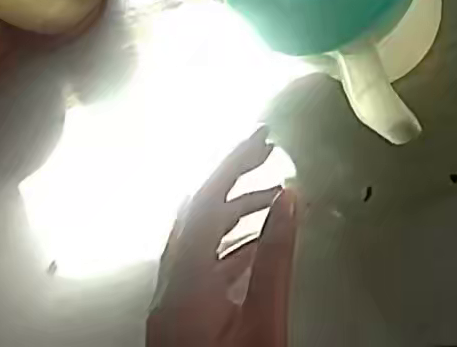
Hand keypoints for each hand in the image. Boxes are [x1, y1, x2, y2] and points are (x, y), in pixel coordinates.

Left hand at [147, 126, 297, 346]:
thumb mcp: (265, 319)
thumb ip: (275, 255)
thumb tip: (288, 196)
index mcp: (184, 288)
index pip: (203, 205)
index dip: (232, 163)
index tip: (262, 136)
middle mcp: (168, 293)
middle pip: (193, 216)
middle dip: (231, 177)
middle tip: (267, 150)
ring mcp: (172, 308)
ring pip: (197, 239)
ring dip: (234, 209)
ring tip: (275, 195)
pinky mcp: (182, 321)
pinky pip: (202, 262)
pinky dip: (231, 239)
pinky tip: (260, 241)